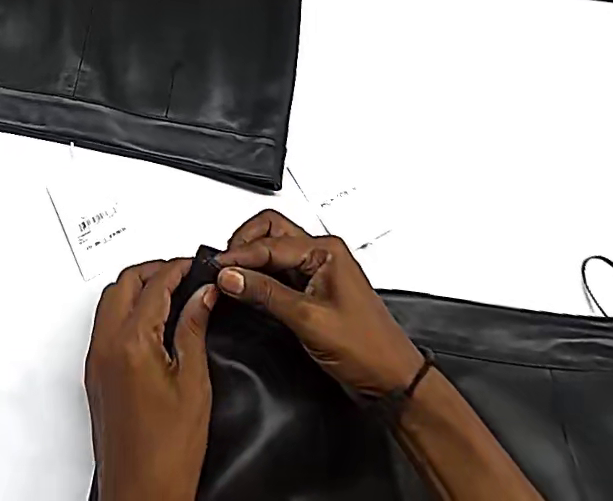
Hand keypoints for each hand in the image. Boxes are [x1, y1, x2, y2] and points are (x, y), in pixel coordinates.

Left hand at [86, 258, 215, 500]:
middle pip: (125, 282)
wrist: (141, 496)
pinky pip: (105, 323)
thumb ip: (194, 328)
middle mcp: (107, 345)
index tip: (193, 266)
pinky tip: (150, 319)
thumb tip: (202, 295)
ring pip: (111, 299)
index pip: (154, 285)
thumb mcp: (194, 383)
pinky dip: (125, 309)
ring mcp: (97, 359)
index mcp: (132, 342)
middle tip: (181, 274)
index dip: (177, 269)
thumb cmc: (167, 453)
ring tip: (169, 292)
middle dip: (153, 270)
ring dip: (137, 287)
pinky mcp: (95, 372)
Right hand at [213, 210, 422, 397]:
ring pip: (273, 250)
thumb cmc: (369, 349)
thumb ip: (266, 294)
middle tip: (223, 264)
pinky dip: (260, 277)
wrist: (394, 382)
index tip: (217, 268)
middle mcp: (321, 253)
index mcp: (325, 250)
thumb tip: (231, 276)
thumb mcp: (309, 319)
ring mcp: (317, 270)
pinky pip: (279, 271)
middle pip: (270, 231)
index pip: (269, 243)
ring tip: (230, 276)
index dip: (240, 256)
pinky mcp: (312, 289)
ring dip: (251, 260)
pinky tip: (247, 289)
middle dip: (244, 244)